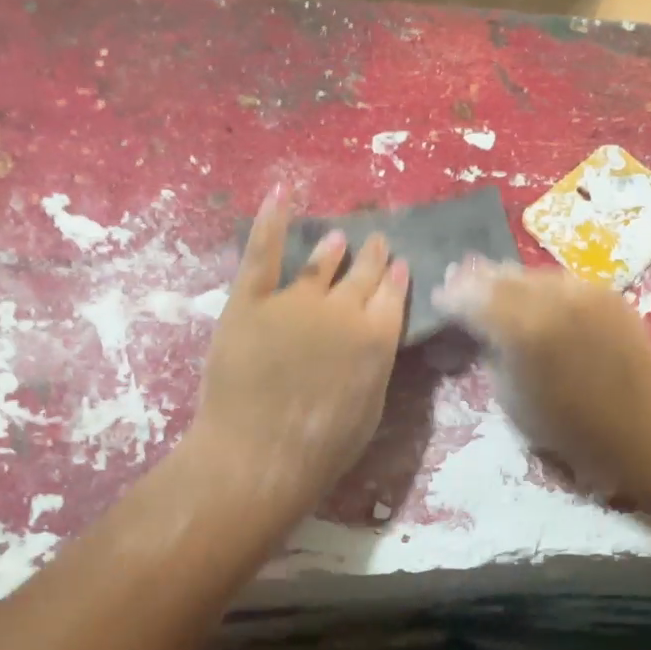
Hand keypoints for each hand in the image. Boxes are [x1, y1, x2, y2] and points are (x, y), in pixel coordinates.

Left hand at [190, 186, 409, 511]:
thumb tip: (374, 341)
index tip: (400, 265)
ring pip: (320, 264)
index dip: (397, 279)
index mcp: (376, 338)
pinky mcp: (250, 300)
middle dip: (373, 257)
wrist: (257, 454)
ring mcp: (294, 301)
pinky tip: (281, 194)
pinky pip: (262, 252)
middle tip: (378, 242)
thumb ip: (374, 365)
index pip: (393, 296)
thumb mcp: (369, 409)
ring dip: (334, 249)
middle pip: (362, 275)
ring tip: (340, 236)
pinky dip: (271, 220)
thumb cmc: (320, 448)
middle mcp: (342, 310)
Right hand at [433, 255, 650, 499]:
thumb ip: (492, 352)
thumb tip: (480, 330)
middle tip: (458, 281)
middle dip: (476, 280)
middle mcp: (552, 298)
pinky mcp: (606, 291)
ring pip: (531, 274)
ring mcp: (583, 290)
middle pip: (500, 276)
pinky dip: (542, 288)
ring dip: (509, 281)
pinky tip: (536, 300)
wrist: (644, 428)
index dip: (451, 297)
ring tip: (494, 288)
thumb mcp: (511, 398)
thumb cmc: (571, 429)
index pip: (472, 297)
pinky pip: (562, 281)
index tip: (439, 300)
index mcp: (523, 329)